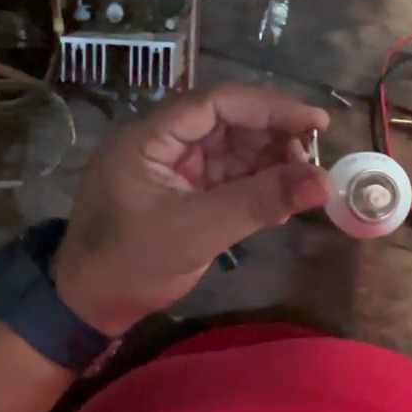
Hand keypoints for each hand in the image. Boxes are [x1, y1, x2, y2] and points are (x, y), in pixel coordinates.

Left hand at [52, 85, 331, 334]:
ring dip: (270, 162)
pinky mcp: (183, 195)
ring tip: (306, 182)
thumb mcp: (197, 231)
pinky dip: (257, 186)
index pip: (216, 104)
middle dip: (273, 136)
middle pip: (227, 122)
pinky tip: (284, 199)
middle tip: (314, 158)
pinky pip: (227, 178)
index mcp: (150, 137)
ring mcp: (173, 170)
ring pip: (231, 150)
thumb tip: (323, 181)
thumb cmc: (130, 264)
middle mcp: (163, 144)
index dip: (269, 107)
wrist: (88, 308)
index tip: (315, 122)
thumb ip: (258, 202)